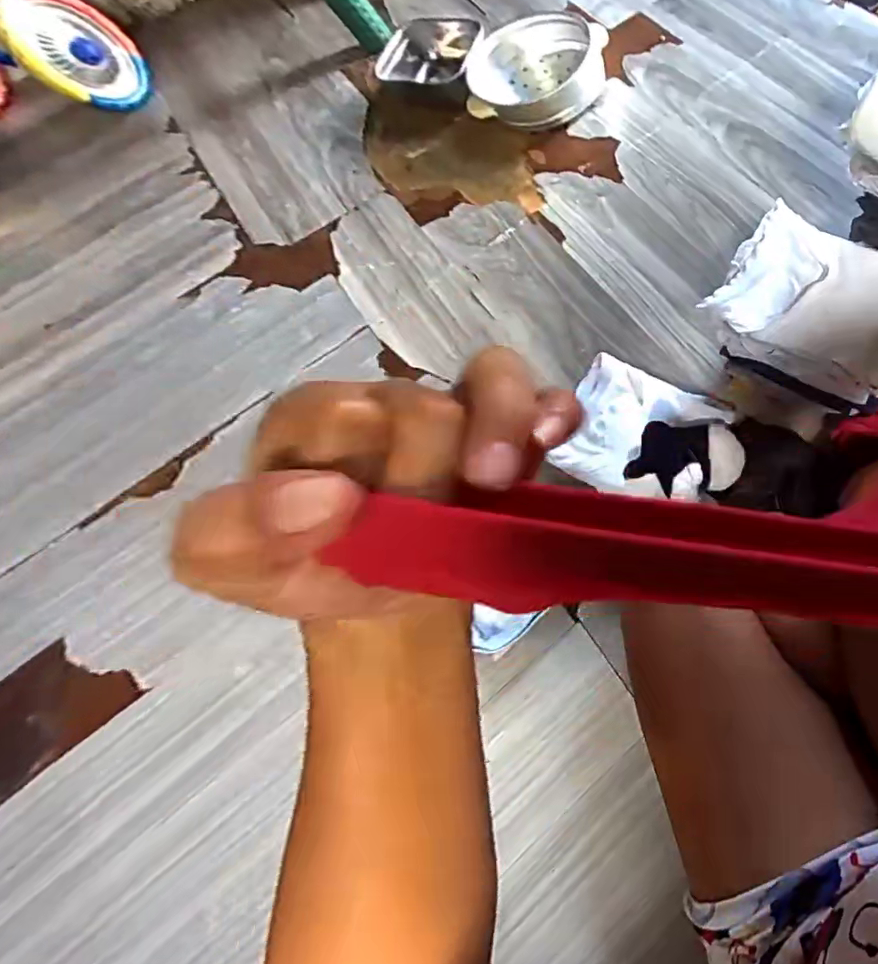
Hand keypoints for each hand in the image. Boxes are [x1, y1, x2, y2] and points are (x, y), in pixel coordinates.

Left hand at [171, 346, 582, 622]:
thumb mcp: (238, 567)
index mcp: (318, 420)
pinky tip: (552, 437)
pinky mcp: (523, 431)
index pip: (340, 411)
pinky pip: (549, 398)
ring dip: (501, 425)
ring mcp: (467, 410)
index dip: (360, 461)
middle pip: (424, 403)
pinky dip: (555, 412)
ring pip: (492, 375)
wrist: (389, 588)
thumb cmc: (317, 567)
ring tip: (497, 481)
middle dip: (432, 463)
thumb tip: (326, 493)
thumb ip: (236, 532)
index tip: (364, 516)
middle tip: (432, 519)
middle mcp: (394, 400)